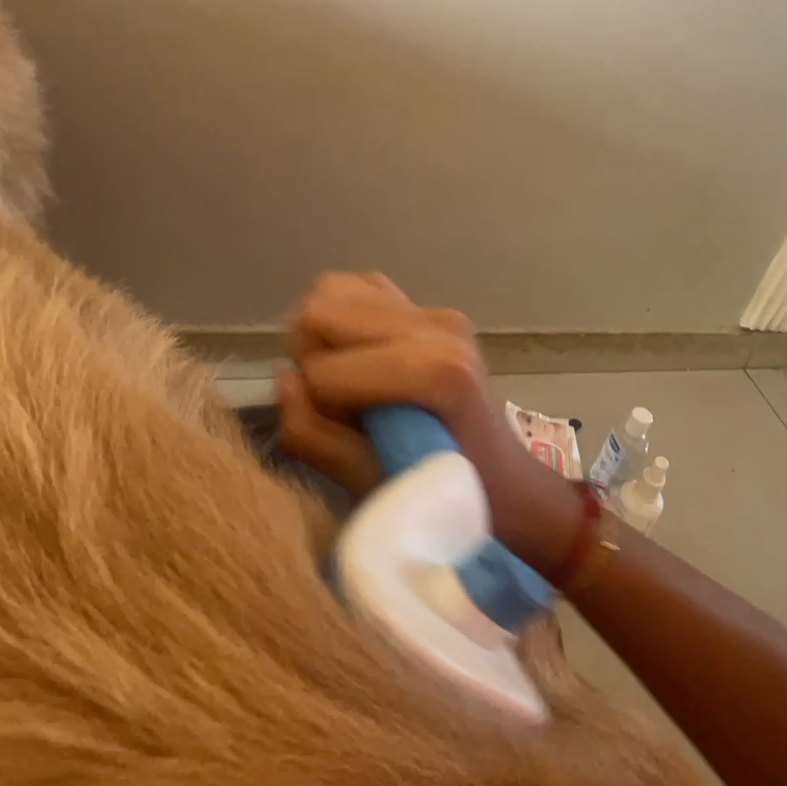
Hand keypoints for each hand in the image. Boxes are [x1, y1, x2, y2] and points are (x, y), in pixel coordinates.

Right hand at [276, 272, 579, 572]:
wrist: (503, 484)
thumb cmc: (439, 494)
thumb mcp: (366, 482)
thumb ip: (311, 432)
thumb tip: (283, 377)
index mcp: (434, 370)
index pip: (322, 369)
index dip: (321, 408)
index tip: (353, 437)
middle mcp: (439, 325)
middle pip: (321, 310)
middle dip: (313, 360)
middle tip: (343, 403)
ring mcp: (438, 311)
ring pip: (334, 291)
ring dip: (326, 337)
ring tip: (352, 380)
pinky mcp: (433, 308)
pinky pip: (360, 291)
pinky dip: (346, 323)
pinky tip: (365, 361)